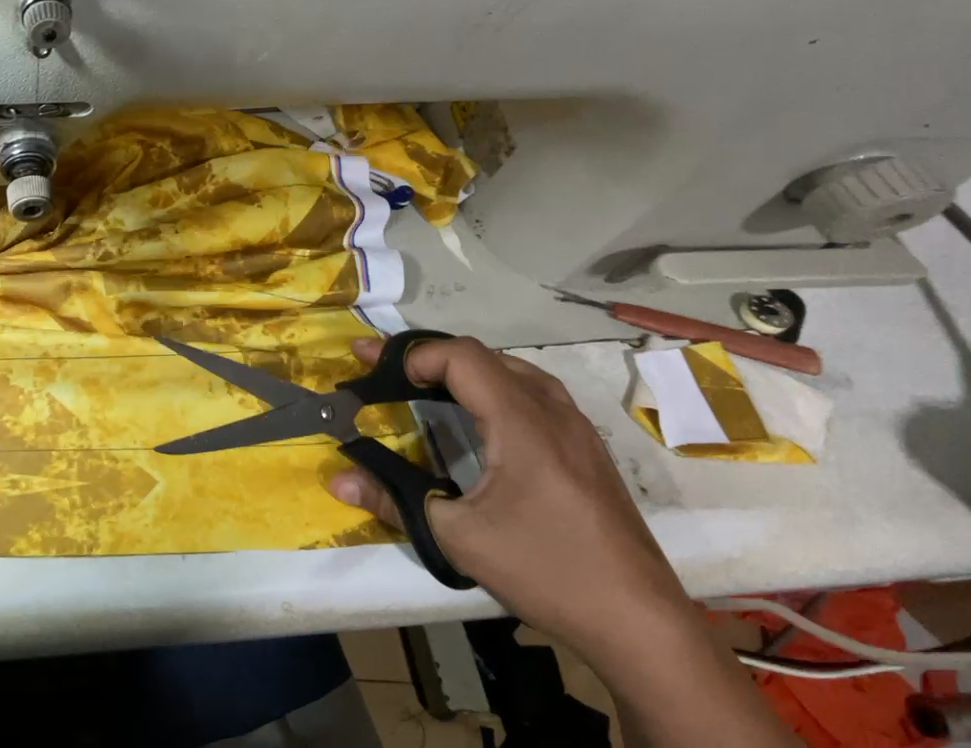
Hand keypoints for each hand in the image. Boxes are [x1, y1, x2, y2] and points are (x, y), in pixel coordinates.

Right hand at [328, 336, 693, 662]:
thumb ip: (394, 499)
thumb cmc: (546, 570)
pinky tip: (480, 427)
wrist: (640, 623)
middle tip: (389, 374)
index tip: (373, 369)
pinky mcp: (590, 455)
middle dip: (432, 358)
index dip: (413, 354)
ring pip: (518, 375)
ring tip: (428, 391)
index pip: (462, 357)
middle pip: (488, 358)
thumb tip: (337, 481)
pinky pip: (537, 399)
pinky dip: (497, 393)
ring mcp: (579, 434)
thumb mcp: (458, 538)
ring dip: (468, 373)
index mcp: (523, 423)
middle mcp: (555, 414)